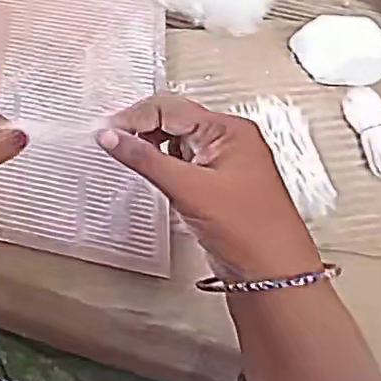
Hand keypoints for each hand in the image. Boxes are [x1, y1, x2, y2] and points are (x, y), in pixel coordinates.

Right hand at [96, 95, 318, 274]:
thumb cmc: (250, 230)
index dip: (134, 119)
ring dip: (149, 145)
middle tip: (113, 142)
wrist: (271, 272)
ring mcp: (221, 158)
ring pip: (173, 137)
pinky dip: (160, 161)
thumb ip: (144, 158)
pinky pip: (179, 157)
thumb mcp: (186, 187)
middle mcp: (228, 139)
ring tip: (132, 158)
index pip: (168, 109)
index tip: (108, 133)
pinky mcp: (213, 178)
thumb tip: (112, 136)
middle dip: (140, 128)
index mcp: (229, 130)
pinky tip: (151, 172)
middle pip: (170, 118)